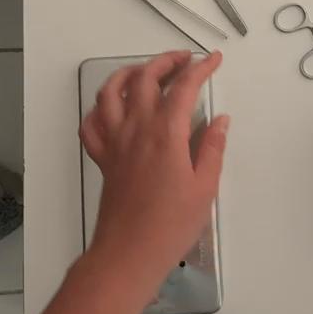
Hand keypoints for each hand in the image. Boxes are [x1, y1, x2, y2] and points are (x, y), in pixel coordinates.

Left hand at [78, 50, 229, 282]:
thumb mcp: (205, 187)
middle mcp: (136, 130)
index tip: (215, 60)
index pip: (184, 88)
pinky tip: (113, 108)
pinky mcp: (102, 158)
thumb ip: (212, 148)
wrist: (128, 254)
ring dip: (129, 73)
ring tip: (146, 71)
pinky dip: (100, 108)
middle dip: (166, 61)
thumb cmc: (171, 225)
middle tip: (185, 59)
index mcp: (166, 134)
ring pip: (111, 92)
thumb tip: (221, 120)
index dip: (202, 69)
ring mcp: (114, 142)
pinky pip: (92, 124)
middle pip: (145, 78)